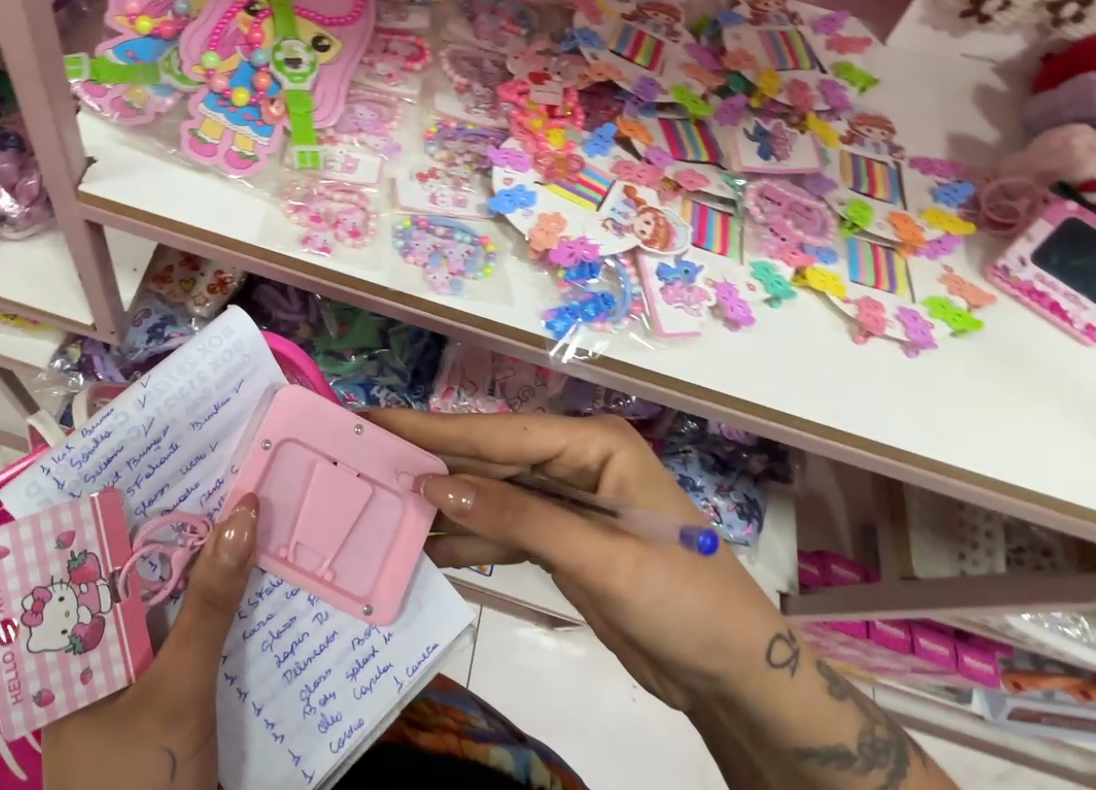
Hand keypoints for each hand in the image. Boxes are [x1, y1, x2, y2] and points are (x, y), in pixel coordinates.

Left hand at [42, 494, 257, 789]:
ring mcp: (131, 681)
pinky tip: (258, 584)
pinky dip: (223, 615)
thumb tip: (241, 514)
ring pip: (172, 608)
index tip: (185, 453)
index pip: (98, 551)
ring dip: (211, 570)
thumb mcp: (175, 691)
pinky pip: (193, 644)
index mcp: (69, 642)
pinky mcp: (166, 705)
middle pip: (142, 576)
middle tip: (235, 472)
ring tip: (254, 511)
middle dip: (187, 531)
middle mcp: (95, 652)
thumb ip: (206, 607)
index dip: (140, 500)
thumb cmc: (137, 781)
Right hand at [366, 410, 783, 698]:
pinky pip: (499, 529)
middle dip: (426, 464)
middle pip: (485, 459)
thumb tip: (433, 486)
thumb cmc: (686, 604)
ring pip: (486, 495)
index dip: (432, 430)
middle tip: (360, 458)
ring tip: (376, 504)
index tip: (373, 420)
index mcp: (592, 446)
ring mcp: (563, 502)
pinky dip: (463, 538)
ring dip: (439, 506)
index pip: (497, 435)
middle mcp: (573, 463)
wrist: (735, 674)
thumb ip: (518, 519)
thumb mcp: (603, 560)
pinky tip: (420, 545)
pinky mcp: (558, 540)